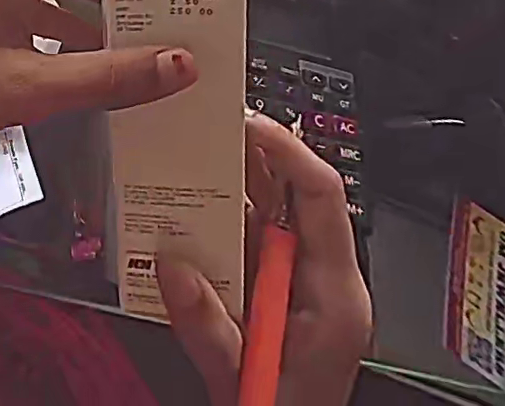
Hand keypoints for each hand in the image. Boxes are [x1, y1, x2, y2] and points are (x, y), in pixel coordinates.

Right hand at [158, 114, 374, 405]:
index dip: (289, 151)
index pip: (322, 195)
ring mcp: (292, 270)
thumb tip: (170, 266)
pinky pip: (242, 226)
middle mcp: (318, 271)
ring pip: (263, 202)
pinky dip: (214, 209)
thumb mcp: (242, 381)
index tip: (249, 123)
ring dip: (226, 177)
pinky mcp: (266, 275)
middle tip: (205, 126)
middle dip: (248, 152)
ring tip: (188, 154)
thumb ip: (208, 329)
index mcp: (333, 291)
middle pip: (289, 189)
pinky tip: (185, 203)